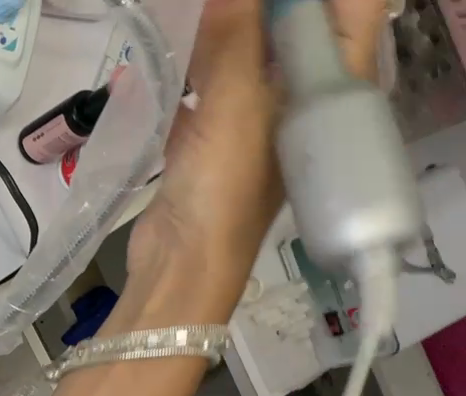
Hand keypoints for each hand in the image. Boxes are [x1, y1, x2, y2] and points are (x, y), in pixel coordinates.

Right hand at [126, 0, 388, 315]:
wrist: (182, 259)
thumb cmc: (224, 184)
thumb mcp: (236, 103)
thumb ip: (236, 37)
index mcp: (332, 76)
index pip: (346, 5)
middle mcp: (299, 92)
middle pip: (291, 27)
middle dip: (254, 8)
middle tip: (211, 3)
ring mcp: (251, 119)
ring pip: (242, 58)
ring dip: (218, 36)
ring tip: (186, 17)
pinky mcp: (206, 143)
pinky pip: (203, 94)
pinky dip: (185, 77)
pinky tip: (159, 68)